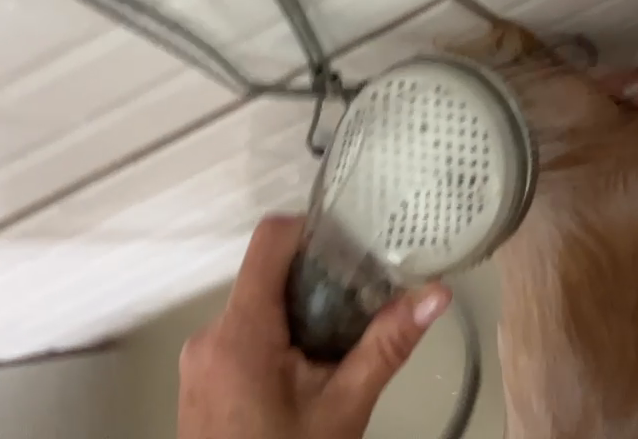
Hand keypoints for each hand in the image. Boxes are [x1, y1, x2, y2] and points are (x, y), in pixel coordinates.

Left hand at [179, 215, 450, 438]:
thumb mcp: (343, 408)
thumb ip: (386, 345)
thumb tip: (437, 293)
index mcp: (239, 331)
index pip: (271, 239)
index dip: (313, 228)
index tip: (353, 245)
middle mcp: (211, 334)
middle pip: (269, 273)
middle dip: (317, 281)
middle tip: (361, 302)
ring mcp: (200, 359)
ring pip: (260, 304)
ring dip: (300, 312)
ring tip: (338, 344)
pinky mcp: (200, 380)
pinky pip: (243, 333)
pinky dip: (279, 338)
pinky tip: (307, 372)